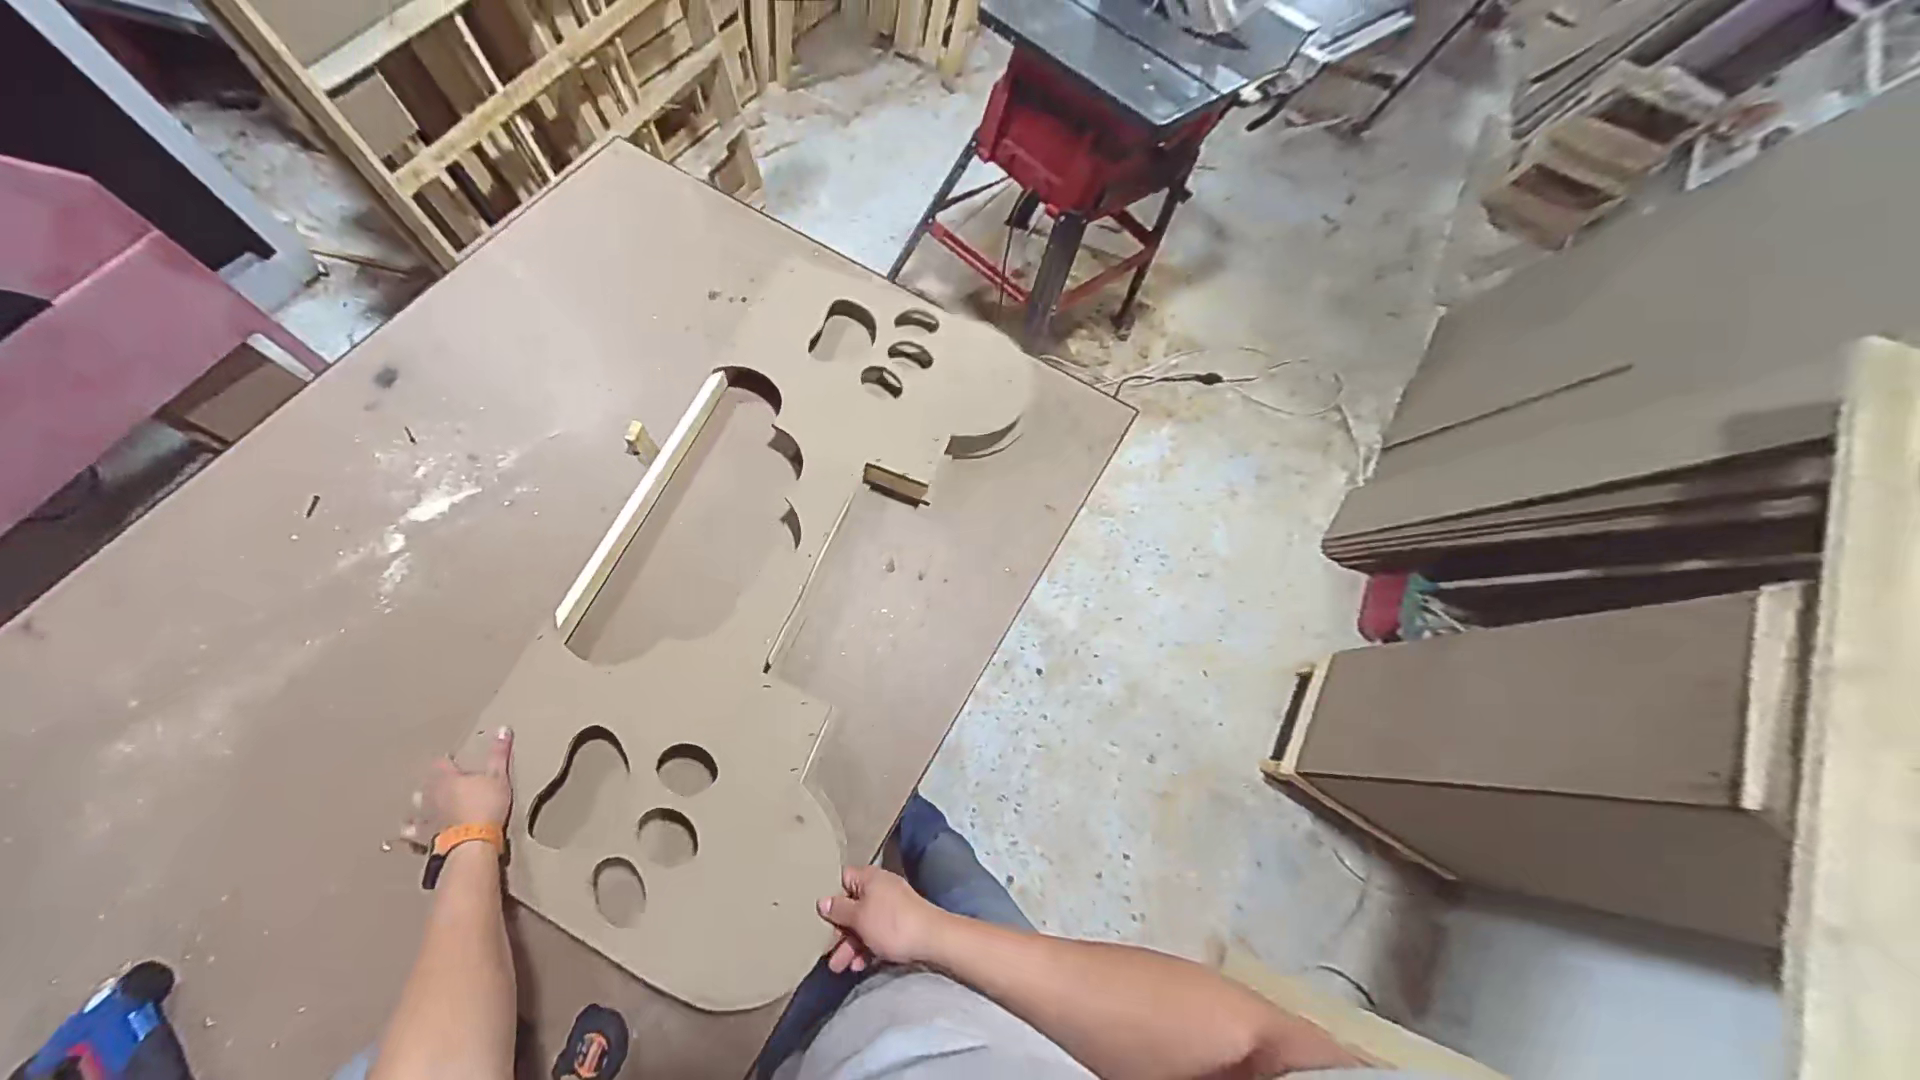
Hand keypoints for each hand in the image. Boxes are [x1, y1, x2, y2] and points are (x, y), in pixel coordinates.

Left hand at [403, 727, 513, 846]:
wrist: (472, 843)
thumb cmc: (486, 805)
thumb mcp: (499, 776)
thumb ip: (498, 753)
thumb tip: (502, 728)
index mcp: (446, 780)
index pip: (440, 764)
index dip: (445, 762)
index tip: (451, 760)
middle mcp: (429, 798)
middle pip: (424, 787)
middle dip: (430, 785)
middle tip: (438, 784)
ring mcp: (425, 820)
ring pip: (413, 811)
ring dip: (416, 809)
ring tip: (416, 809)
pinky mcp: (424, 840)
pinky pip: (410, 837)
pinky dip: (408, 835)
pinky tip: (401, 837)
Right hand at [817, 865, 949, 973]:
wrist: (931, 939)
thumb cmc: (891, 923)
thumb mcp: (859, 916)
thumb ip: (839, 909)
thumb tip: (822, 900)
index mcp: (869, 877)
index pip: (843, 878)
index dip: (830, 895)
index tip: (818, 914)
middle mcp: (879, 887)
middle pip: (851, 905)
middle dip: (838, 930)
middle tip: (827, 951)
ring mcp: (890, 906)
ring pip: (863, 922)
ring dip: (850, 944)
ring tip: (839, 968)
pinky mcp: (898, 923)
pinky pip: (876, 932)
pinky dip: (866, 947)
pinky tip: (859, 966)